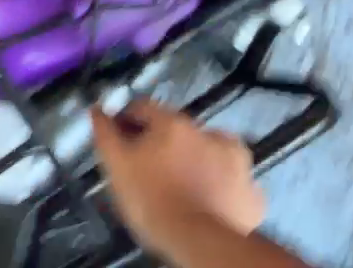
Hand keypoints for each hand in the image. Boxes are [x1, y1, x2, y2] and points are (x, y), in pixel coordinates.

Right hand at [90, 99, 265, 256]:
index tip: (118, 139)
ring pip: (209, 151)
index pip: (142, 107)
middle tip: (147, 164)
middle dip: (161, 140)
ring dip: (194, 158)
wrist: (202, 245)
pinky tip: (206, 199)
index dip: (125, 120)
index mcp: (173, 123)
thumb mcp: (115, 162)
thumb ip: (104, 131)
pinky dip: (219, 185)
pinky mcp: (254, 195)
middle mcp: (209, 135)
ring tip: (180, 181)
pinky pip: (230, 181)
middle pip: (177, 128)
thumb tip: (98, 110)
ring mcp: (238, 166)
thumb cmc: (152, 198)